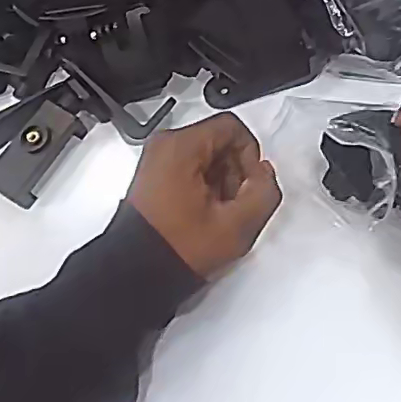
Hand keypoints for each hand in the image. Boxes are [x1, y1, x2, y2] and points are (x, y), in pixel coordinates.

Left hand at [127, 113, 282, 277]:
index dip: (250, 155)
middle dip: (235, 172)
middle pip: (220, 141)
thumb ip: (263, 192)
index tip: (250, 183)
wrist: (136, 273)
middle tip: (234, 204)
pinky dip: (204, 188)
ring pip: (207, 156)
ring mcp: (157, 160)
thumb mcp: (235, 225)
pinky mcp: (155, 176)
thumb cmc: (173, 249)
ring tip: (217, 214)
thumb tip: (264, 175)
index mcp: (181, 146)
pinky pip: (191, 169)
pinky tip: (204, 215)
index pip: (232, 128)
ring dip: (221, 182)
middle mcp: (165, 146)